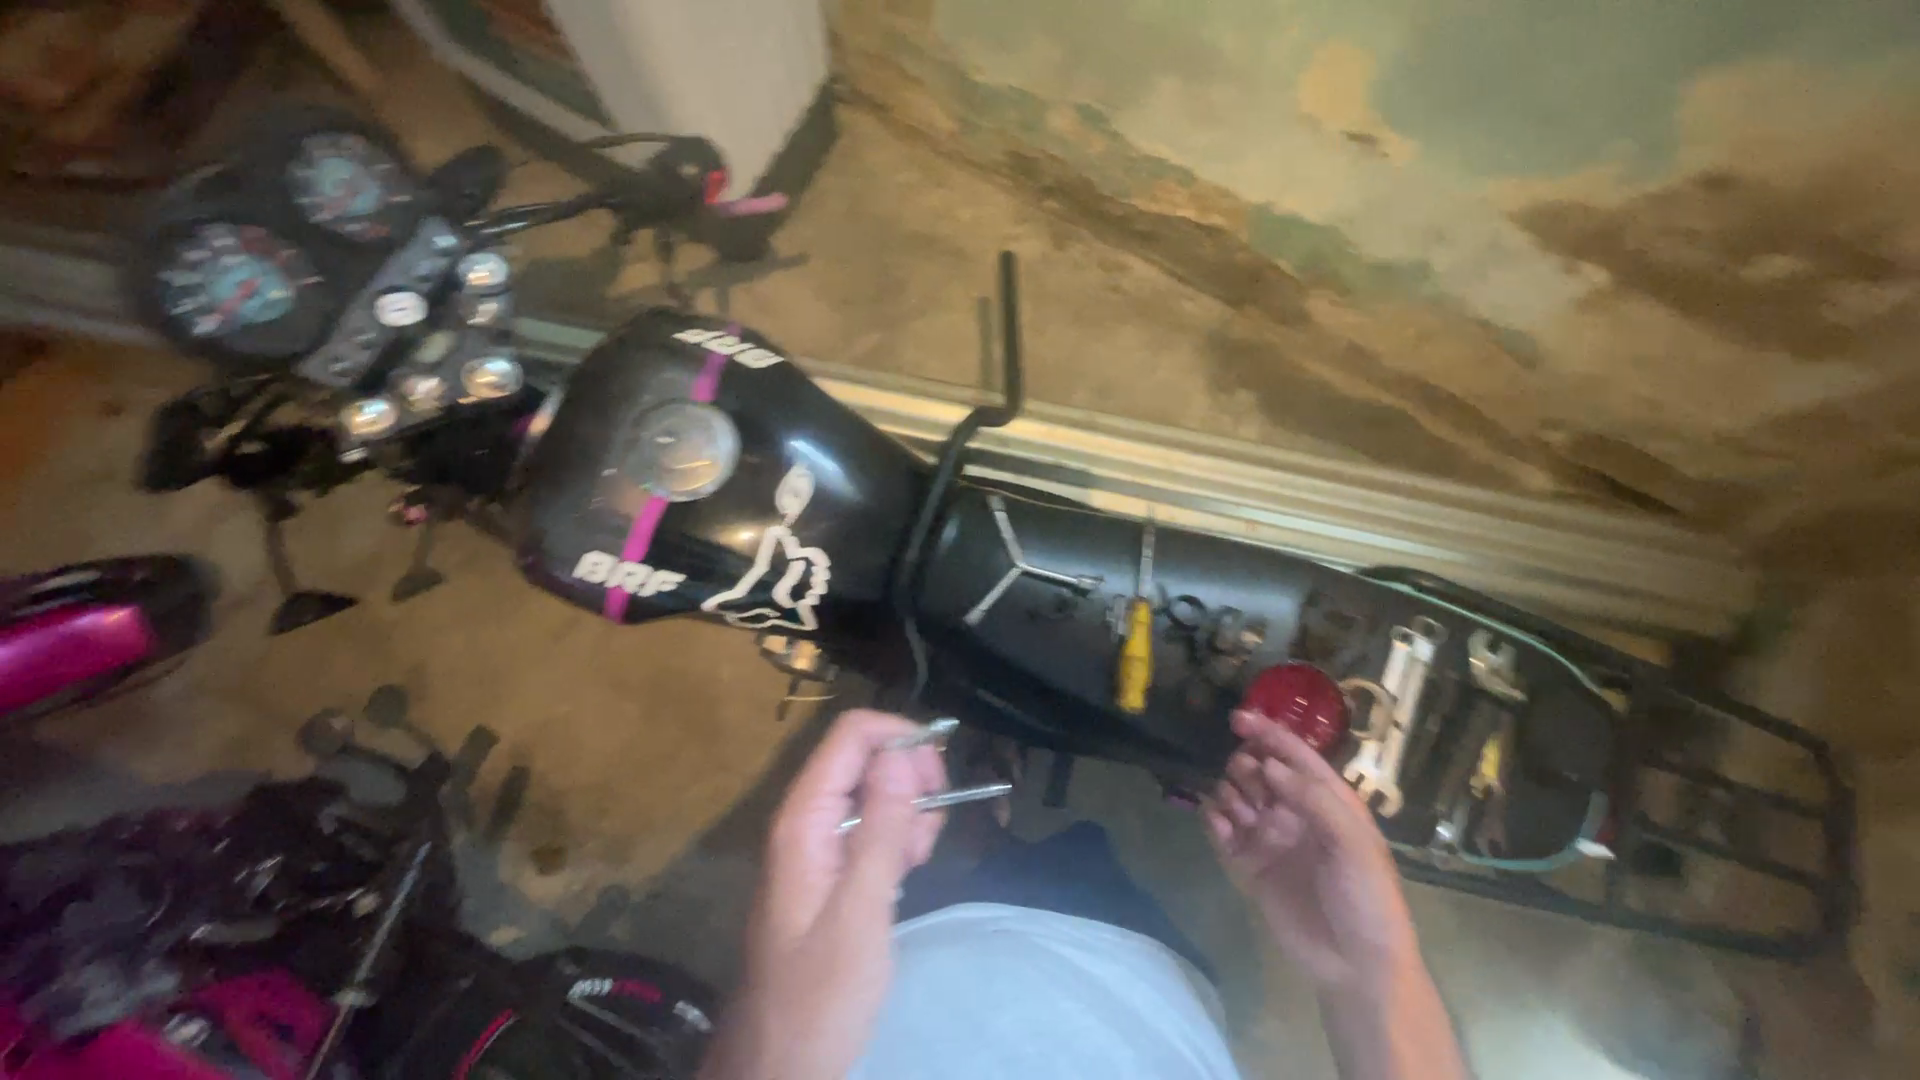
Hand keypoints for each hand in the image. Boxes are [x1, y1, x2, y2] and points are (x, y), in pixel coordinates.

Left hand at [701, 709, 947, 1079]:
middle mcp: (805, 819)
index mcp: (803, 819)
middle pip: (863, 756)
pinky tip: (908, 868)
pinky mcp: (829, 868)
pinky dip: (897, 835)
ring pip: (871, 790)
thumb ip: (881, 829)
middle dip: (909, 776)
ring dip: (908, 809)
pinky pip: (868, 826)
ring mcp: (816, 843)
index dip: (900, 738)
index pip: (850, 735)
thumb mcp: (860, 912)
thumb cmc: (820, 994)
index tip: (940, 776)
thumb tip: (900, 754)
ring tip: (920, 857)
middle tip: (932, 826)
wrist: (782, 1062)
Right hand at [1205, 709, 1419, 992]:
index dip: (1266, 734)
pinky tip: (1219, 825)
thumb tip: (1269, 766)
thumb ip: (1312, 798)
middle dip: (1245, 767)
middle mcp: (1294, 812)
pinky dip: (1213, 821)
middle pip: (1258, 771)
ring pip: (1235, 796)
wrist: (1356, 964)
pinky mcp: (1248, 865)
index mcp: (1327, 801)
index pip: (1293, 755)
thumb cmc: (1367, 897)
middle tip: (1248, 784)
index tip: (1236, 719)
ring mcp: (1269, 838)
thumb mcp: (1353, 842)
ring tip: (1238, 812)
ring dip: (1229, 793)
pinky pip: (1220, 831)